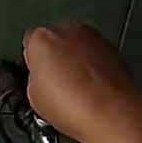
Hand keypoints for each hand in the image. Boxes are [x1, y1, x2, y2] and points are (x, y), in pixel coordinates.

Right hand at [22, 21, 141, 142]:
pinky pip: (96, 54)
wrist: (111, 113)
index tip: (37, 78)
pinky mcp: (112, 47)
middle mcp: (67, 29)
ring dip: (76, 60)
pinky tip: (93, 89)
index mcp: (41, 38)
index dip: (32, 64)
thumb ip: (34, 79)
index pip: (29, 44)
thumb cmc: (74, 104)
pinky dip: (94, 66)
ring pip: (77, 45)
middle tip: (56, 85)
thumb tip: (42, 81)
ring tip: (77, 90)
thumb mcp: (34, 98)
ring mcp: (92, 36)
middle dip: (55, 58)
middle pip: (54, 40)